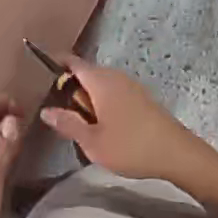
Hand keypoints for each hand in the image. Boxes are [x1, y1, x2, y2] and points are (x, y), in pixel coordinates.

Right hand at [38, 56, 216, 183]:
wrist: (177, 154)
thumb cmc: (130, 146)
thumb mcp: (92, 141)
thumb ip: (68, 123)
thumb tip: (46, 110)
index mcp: (101, 81)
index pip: (73, 62)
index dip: (55, 64)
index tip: (39, 74)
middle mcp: (116, 77)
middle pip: (86, 73)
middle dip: (70, 86)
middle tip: (56, 108)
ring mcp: (131, 86)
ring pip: (101, 84)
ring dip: (87, 97)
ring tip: (78, 120)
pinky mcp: (142, 98)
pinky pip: (114, 92)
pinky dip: (102, 102)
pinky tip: (101, 124)